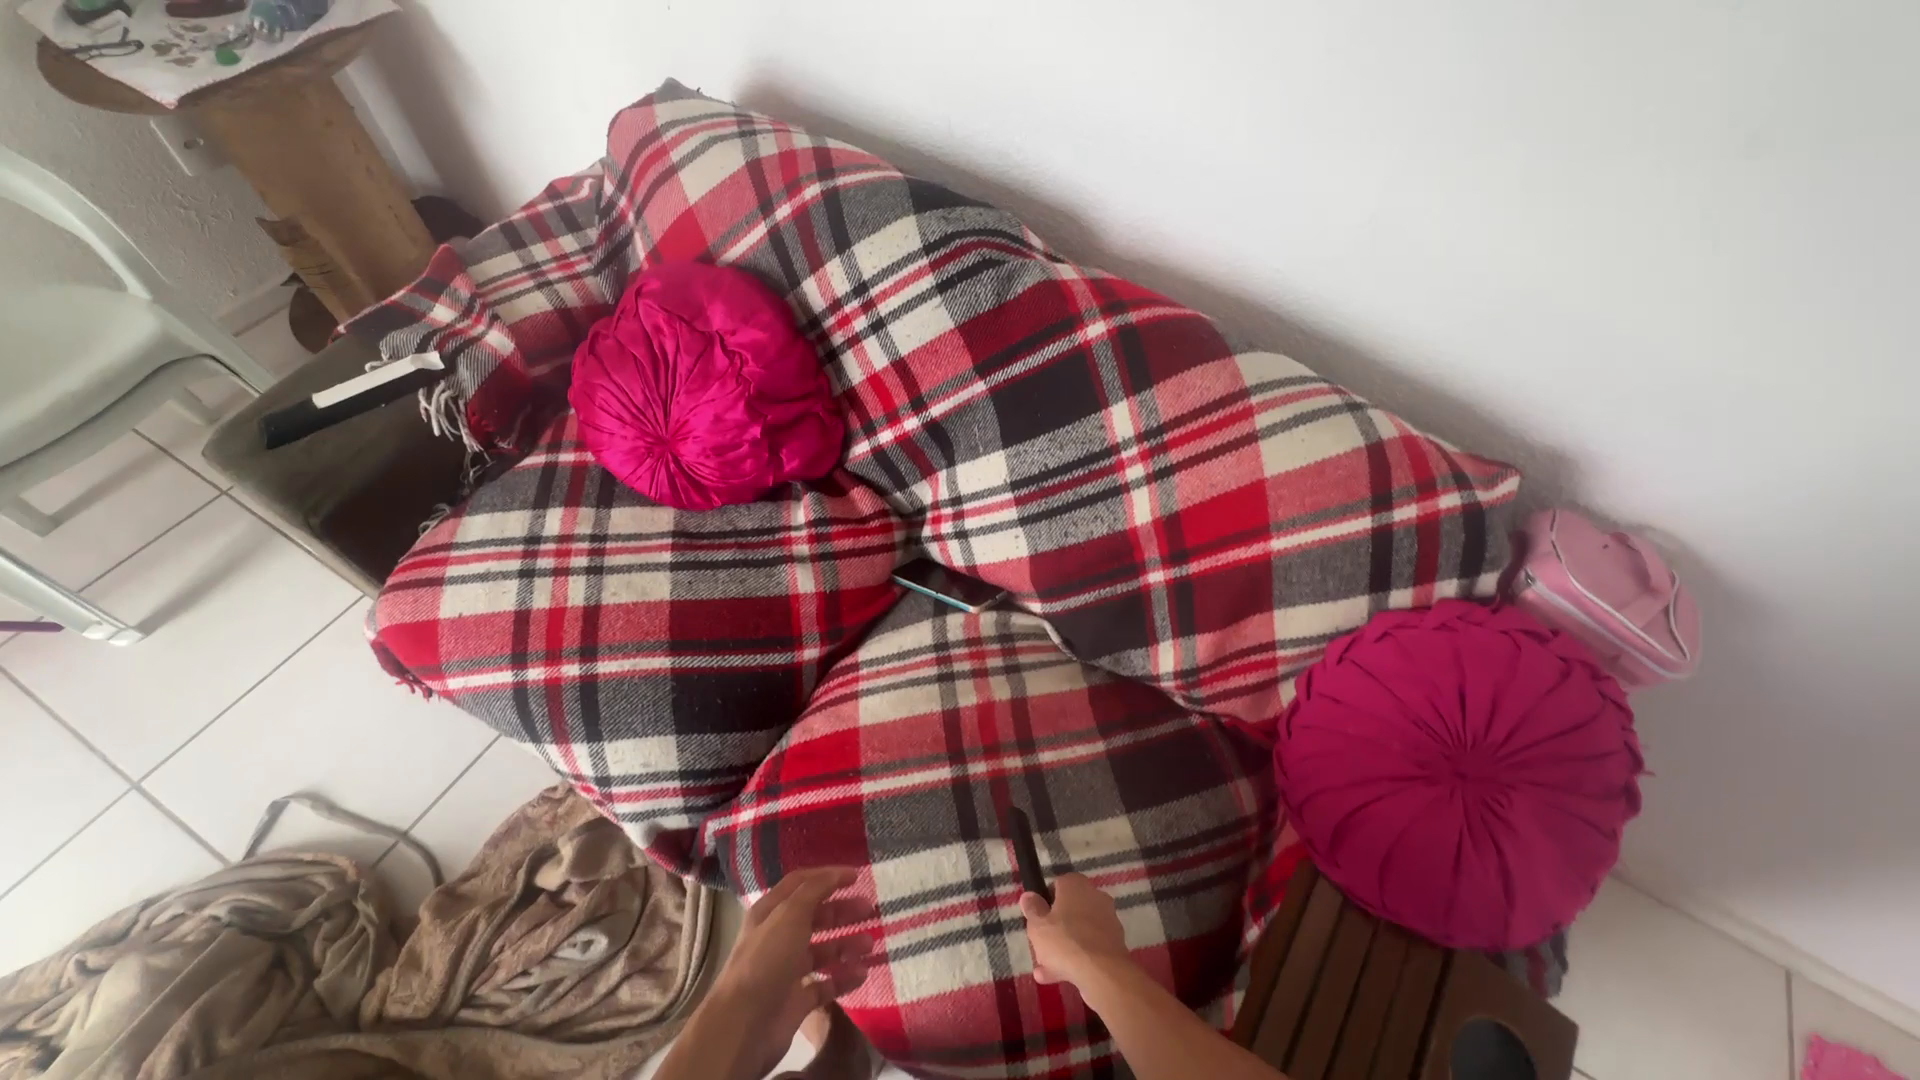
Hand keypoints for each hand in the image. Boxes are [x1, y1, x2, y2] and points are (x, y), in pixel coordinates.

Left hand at [704, 867, 876, 1077]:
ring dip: (847, 944)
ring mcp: (788, 970)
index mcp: (771, 912)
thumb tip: (837, 872)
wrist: (744, 1025)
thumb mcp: (789, 915)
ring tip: (869, 944)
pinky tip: (862, 974)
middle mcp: (779, 938)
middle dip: (842, 911)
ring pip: (823, 951)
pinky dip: (844, 977)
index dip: (828, 877)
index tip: (857, 876)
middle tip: (870, 910)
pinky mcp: (798, 1000)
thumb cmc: (767, 960)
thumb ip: (815, 890)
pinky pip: (826, 983)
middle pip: (816, 916)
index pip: (801, 884)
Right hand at [1020, 872, 1132, 991]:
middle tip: (1040, 947)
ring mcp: (1107, 920)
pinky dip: (1077, 959)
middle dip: (1054, 930)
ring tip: (1044, 971)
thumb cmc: (1065, 941)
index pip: (1057, 885)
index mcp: (1076, 885)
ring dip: (1063, 949)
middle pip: (1069, 911)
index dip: (1044, 902)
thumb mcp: (1038, 925)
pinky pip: (1090, 947)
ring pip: (1079, 932)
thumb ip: (1032, 909)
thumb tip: (1029, 896)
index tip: (1036, 919)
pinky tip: (1060, 976)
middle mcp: (1095, 896)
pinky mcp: (1114, 943)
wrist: (1102, 972)